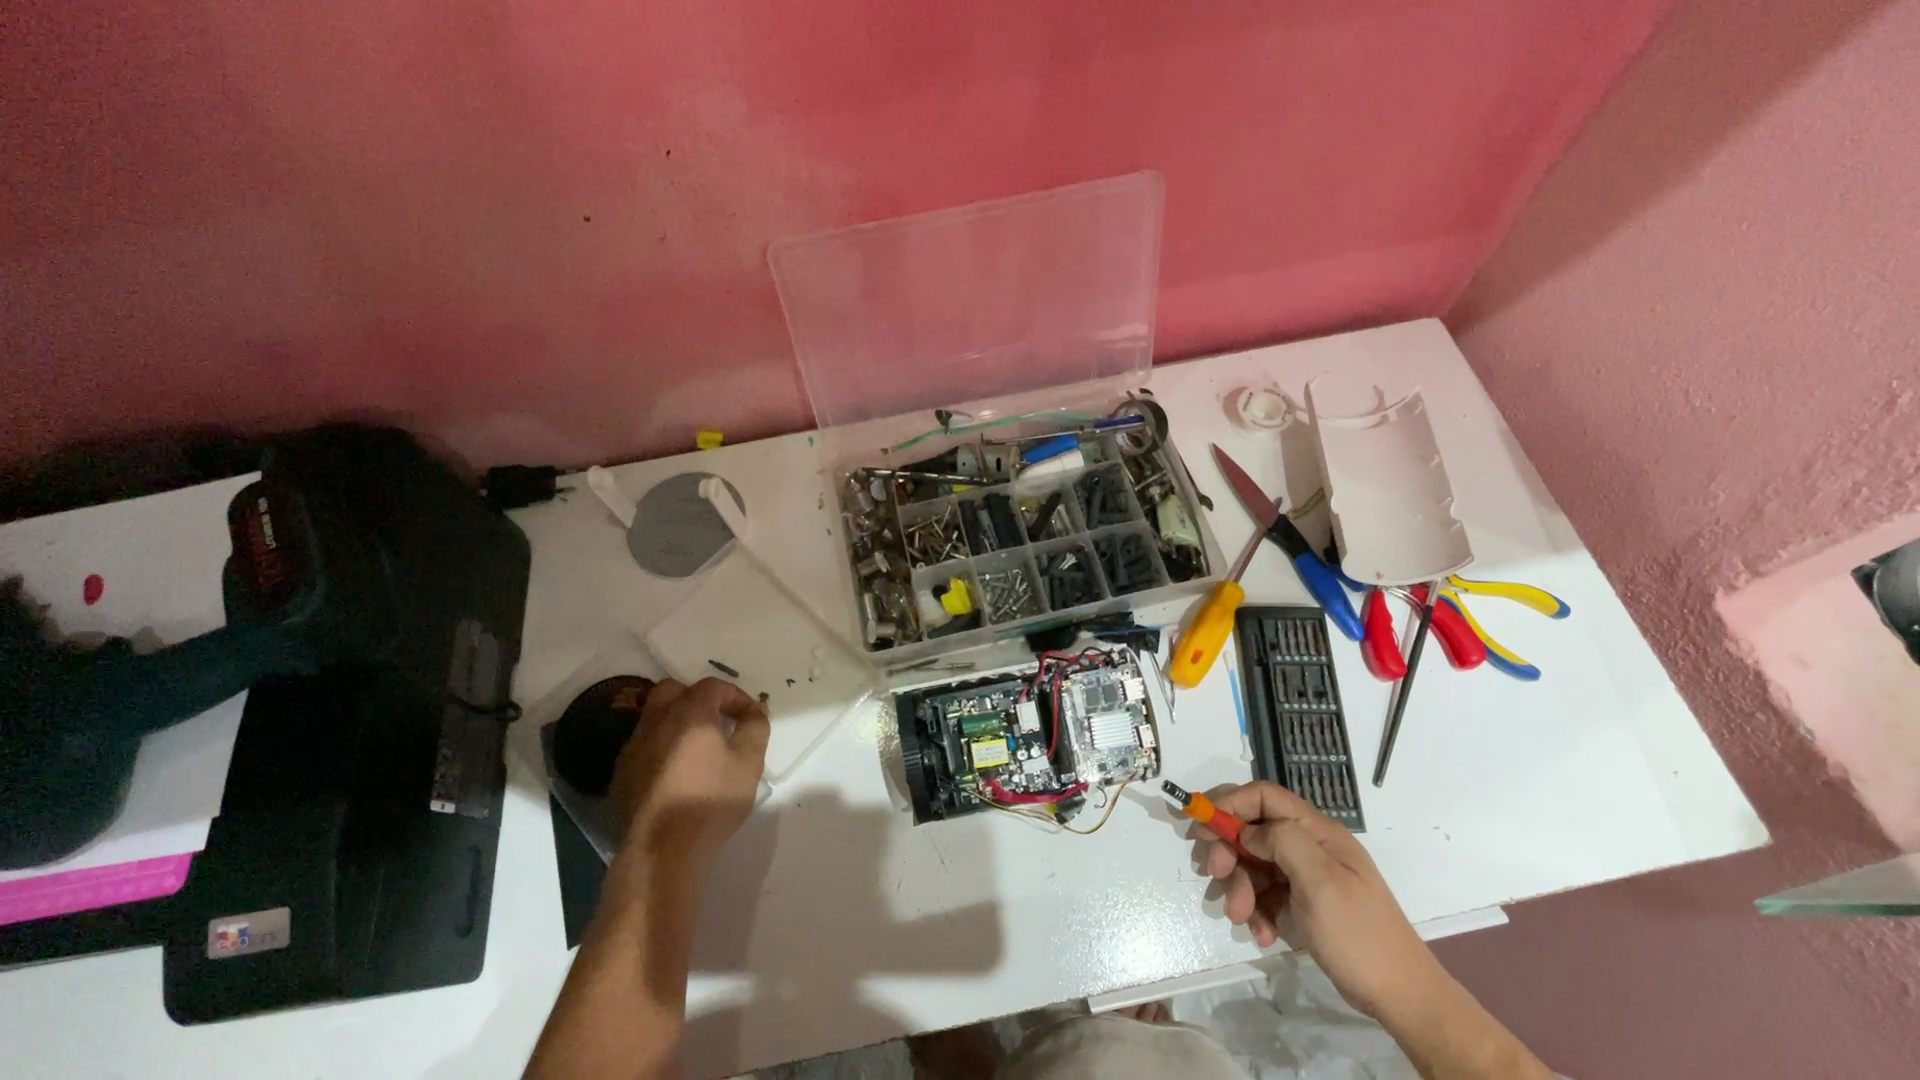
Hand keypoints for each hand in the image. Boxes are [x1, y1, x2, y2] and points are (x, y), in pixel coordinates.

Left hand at [606, 677, 769, 873]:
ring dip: (676, 721)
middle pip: (673, 690)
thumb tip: (754, 712)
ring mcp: (633, 747)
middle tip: (717, 722)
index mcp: (689, 712)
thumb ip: (755, 728)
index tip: (751, 718)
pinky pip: (643, 745)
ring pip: (654, 717)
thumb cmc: (711, 800)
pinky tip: (675, 773)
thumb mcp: (749, 762)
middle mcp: (656, 721)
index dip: (736, 696)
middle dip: (698, 698)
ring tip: (697, 748)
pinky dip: (661, 747)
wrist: (663, 849)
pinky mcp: (621, 773)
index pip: (713, 686)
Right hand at [1197, 781, 1449, 1022]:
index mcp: (1317, 832)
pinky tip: (1263, 935)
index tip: (1203, 828)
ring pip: (1252, 866)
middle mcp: (1308, 848)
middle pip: (1252, 831)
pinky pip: (1263, 897)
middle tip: (1214, 875)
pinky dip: (1256, 913)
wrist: (1397, 994)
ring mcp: (1304, 877)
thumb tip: (1248, 831)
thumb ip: (1282, 841)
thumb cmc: (1359, 933)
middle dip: (1228, 852)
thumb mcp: (1320, 881)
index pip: (1264, 796)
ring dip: (1238, 889)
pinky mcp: (1300, 905)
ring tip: (1242, 918)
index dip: (1230, 804)